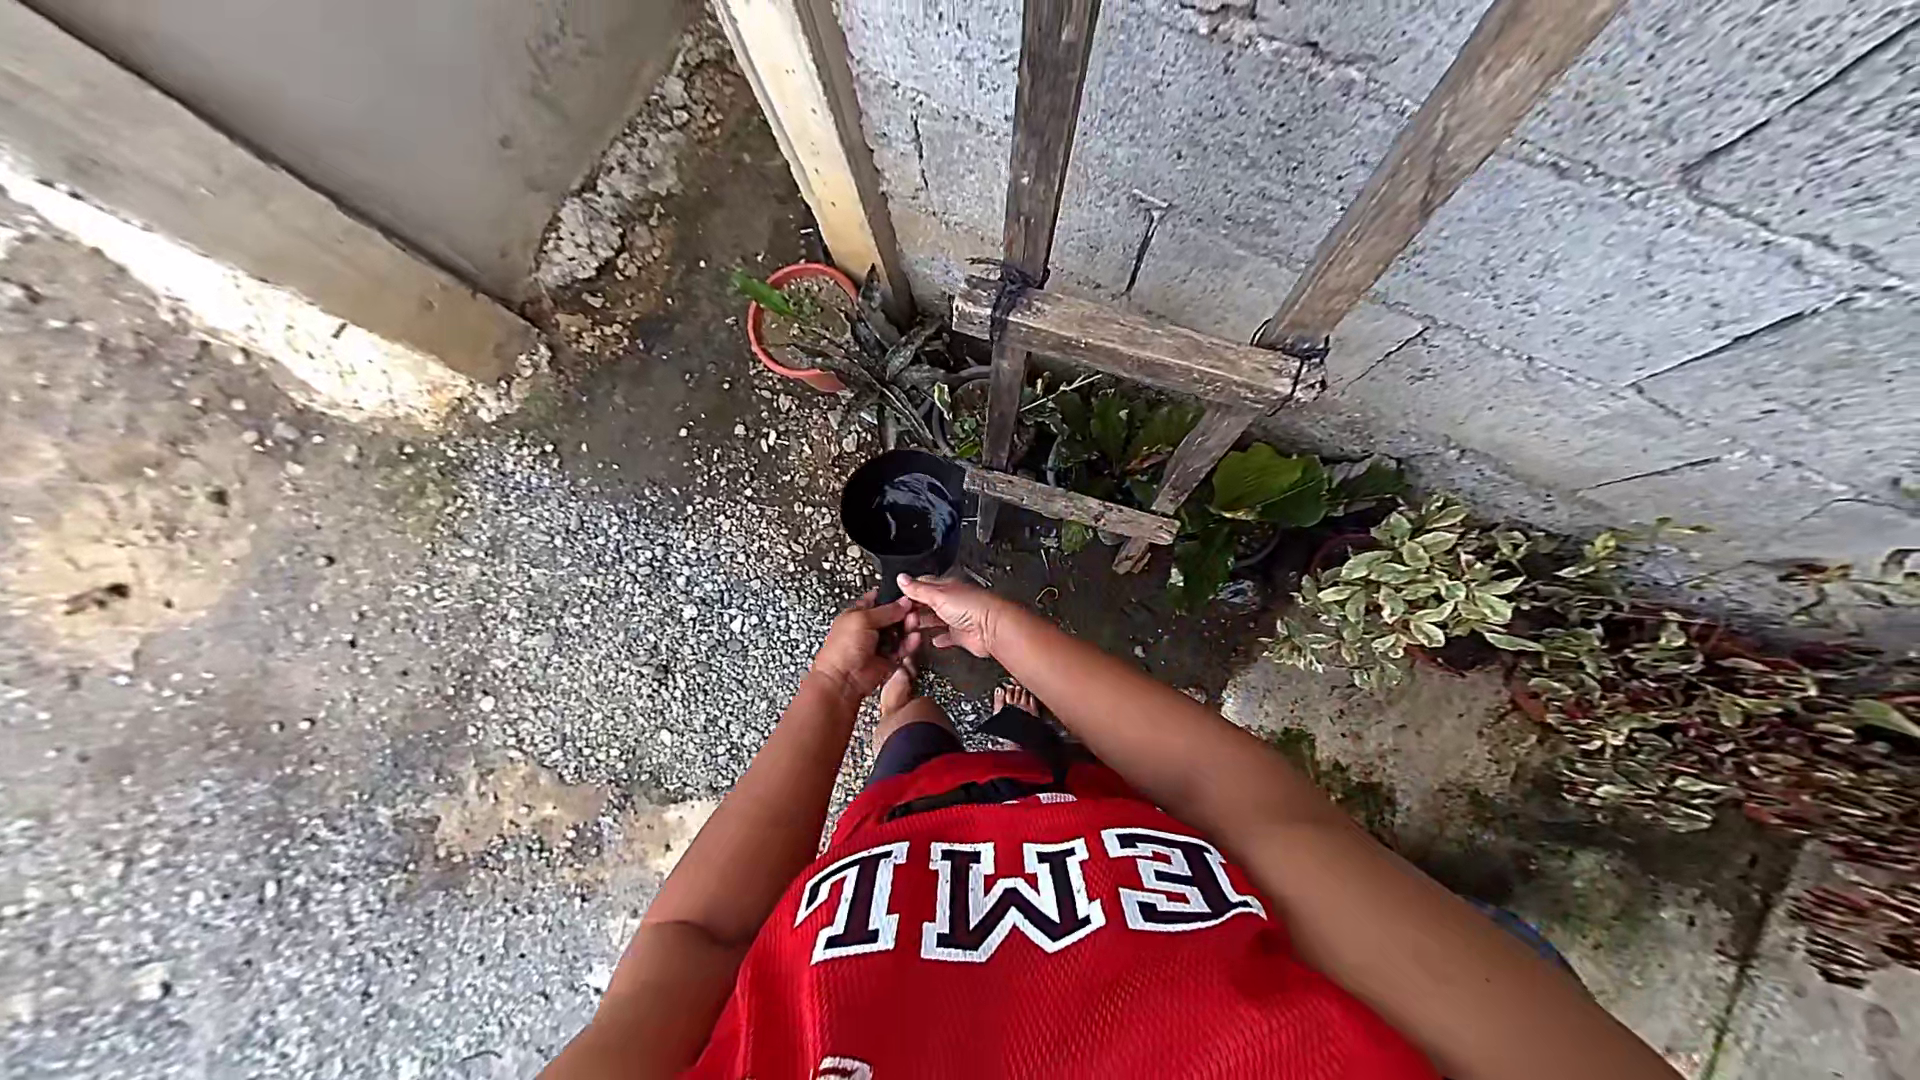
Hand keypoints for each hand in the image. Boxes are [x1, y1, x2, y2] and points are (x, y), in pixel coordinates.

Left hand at [808, 591, 920, 701]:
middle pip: (892, 617)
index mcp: (857, 615)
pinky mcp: (888, 659)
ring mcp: (878, 644)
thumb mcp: (862, 620)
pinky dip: (909, 643)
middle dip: (904, 613)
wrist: (843, 681)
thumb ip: (885, 610)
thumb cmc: (841, 650)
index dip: (892, 597)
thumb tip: (903, 602)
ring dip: (908, 627)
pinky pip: (902, 648)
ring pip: (899, 632)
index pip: (878, 601)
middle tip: (912, 610)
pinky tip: (914, 637)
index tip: (906, 595)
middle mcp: (868, 629)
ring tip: (914, 622)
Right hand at [895, 574, 1009, 657]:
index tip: (898, 599)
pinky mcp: (962, 635)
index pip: (924, 585)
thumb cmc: (973, 607)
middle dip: (915, 609)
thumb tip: (902, 578)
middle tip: (901, 615)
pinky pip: (948, 636)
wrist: (993, 627)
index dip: (910, 591)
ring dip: (924, 622)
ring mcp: (958, 618)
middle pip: (929, 603)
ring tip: (911, 626)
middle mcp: (953, 601)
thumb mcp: (938, 595)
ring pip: (936, 619)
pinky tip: (934, 640)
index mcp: (947, 587)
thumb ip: (919, 589)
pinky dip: (940, 638)